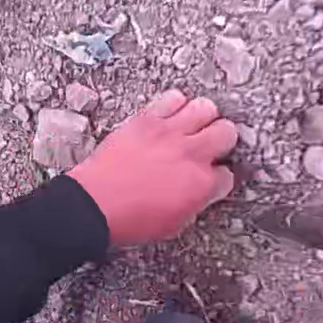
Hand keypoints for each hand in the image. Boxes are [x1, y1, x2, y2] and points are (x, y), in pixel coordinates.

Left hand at [69, 89, 237, 246]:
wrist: (95, 204)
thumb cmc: (129, 219)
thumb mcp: (173, 225)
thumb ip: (194, 203)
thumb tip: (201, 192)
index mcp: (201, 185)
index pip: (227, 174)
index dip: (220, 176)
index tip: (211, 176)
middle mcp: (192, 154)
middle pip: (227, 132)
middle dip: (223, 139)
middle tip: (211, 144)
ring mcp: (170, 133)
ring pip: (205, 107)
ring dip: (203, 116)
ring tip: (194, 125)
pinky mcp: (148, 120)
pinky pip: (173, 98)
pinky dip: (176, 103)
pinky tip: (171, 114)